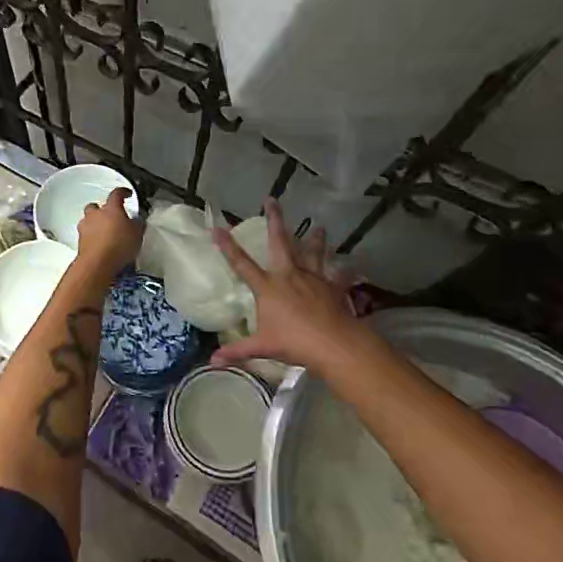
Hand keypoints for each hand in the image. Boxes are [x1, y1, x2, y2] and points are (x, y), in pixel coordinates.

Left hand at [73, 188, 143, 280]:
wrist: (98, 263)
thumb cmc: (118, 245)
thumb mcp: (137, 233)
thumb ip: (138, 223)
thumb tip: (138, 220)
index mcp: (111, 208)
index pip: (116, 194)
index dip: (123, 192)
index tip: (126, 193)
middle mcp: (95, 215)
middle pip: (96, 206)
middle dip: (102, 210)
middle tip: (112, 216)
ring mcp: (85, 228)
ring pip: (89, 220)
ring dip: (95, 224)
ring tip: (106, 233)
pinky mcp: (80, 242)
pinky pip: (86, 235)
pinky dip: (92, 237)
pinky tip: (101, 245)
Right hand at [211, 199, 363, 371]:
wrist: (332, 343)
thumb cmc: (294, 342)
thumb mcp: (262, 347)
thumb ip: (237, 351)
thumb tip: (212, 361)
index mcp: (268, 287)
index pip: (242, 264)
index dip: (228, 246)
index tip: (219, 227)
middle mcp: (289, 275)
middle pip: (280, 242)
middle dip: (275, 220)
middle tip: (272, 200)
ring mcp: (313, 278)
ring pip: (312, 252)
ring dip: (314, 239)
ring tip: (318, 227)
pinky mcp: (332, 286)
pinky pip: (338, 276)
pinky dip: (344, 272)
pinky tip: (350, 267)